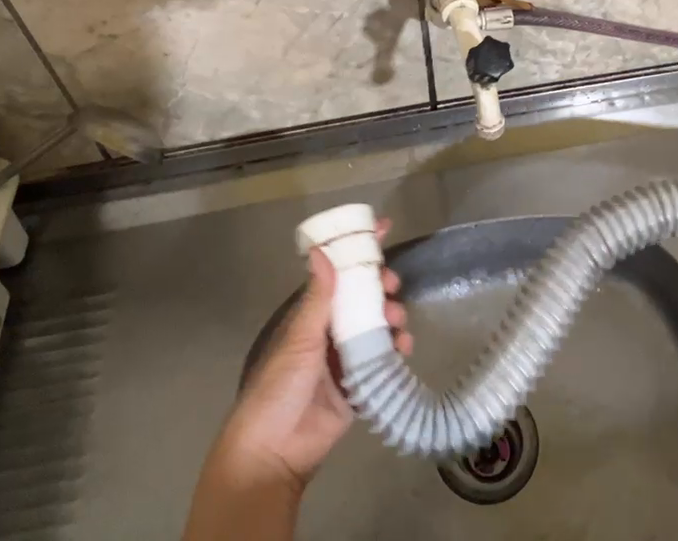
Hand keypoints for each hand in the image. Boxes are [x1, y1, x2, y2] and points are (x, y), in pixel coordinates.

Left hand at [183, 223, 410, 540]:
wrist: (275, 449)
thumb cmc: (278, 387)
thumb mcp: (299, 339)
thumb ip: (317, 298)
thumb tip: (322, 251)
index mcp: (311, 316)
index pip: (338, 275)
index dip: (358, 251)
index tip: (382, 228)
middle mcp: (330, 332)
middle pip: (364, 299)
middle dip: (382, 287)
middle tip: (392, 286)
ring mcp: (346, 359)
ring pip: (377, 326)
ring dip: (392, 317)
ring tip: (399, 323)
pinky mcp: (360, 385)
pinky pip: (383, 360)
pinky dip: (396, 350)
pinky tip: (403, 348)